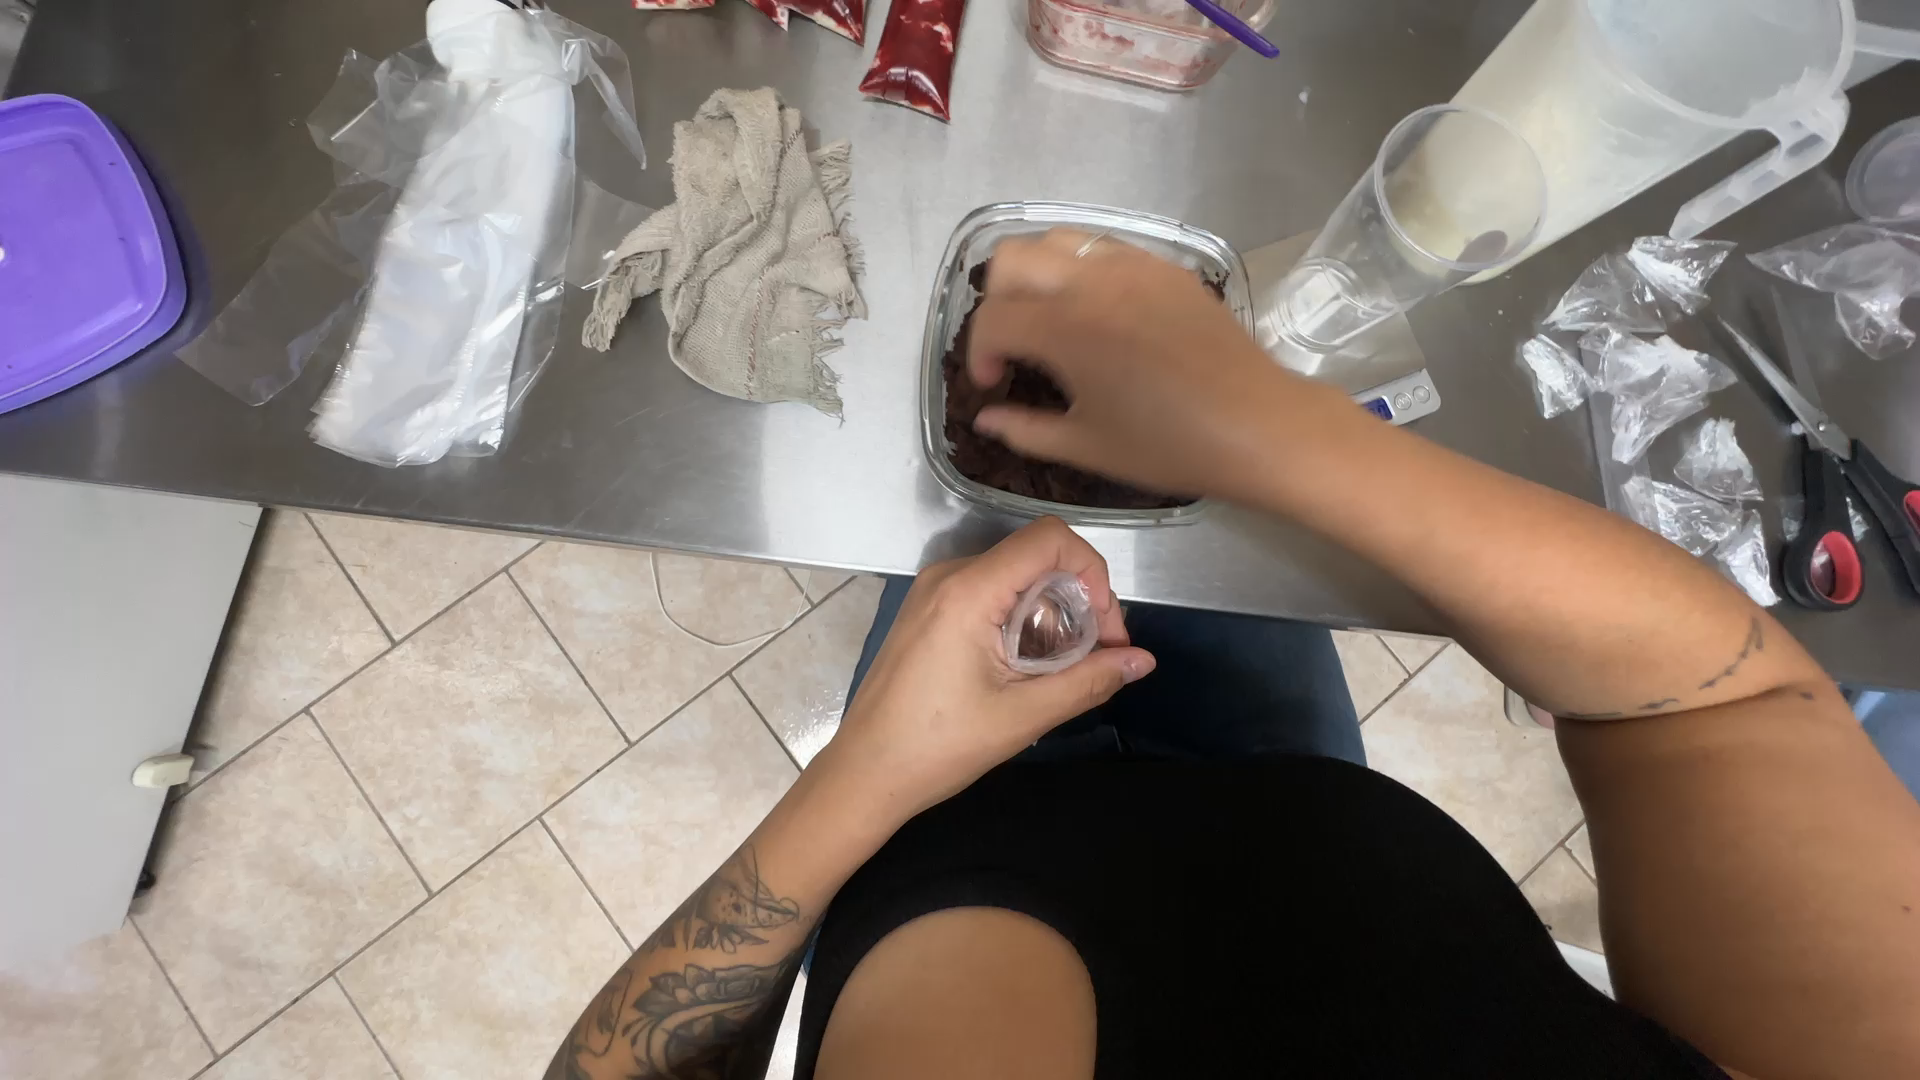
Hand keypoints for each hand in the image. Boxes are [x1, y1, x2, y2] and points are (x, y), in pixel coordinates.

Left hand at [813, 517, 1154, 822]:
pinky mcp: (928, 608)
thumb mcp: (1023, 716)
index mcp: (969, 590)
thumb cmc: (938, 746)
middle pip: (1034, 555)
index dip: (1091, 570)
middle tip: (1095, 654)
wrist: (866, 771)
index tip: (1104, 626)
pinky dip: (1020, 614)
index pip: (1049, 539)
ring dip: (1050, 608)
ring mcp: (934, 590)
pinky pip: (989, 590)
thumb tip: (1143, 661)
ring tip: (1063, 664)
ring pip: (1013, 574)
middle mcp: (949, 575)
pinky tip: (1025, 661)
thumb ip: (1089, 681)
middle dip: (1077, 596)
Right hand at [966, 229, 1350, 501]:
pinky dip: (1080, 270)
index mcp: (1067, 328)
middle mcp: (1093, 281)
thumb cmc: (1167, 445)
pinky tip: (1097, 313)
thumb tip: (986, 419)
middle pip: (1011, 258)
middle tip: (1013, 346)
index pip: (993, 318)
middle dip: (996, 301)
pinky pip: (1104, 247)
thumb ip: (1024, 429)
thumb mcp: (1085, 446)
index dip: (978, 352)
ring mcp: (1133, 265)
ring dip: (1035, 275)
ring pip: (1058, 239)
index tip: (991, 383)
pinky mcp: (1166, 266)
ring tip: (1049, 320)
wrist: (1255, 425)